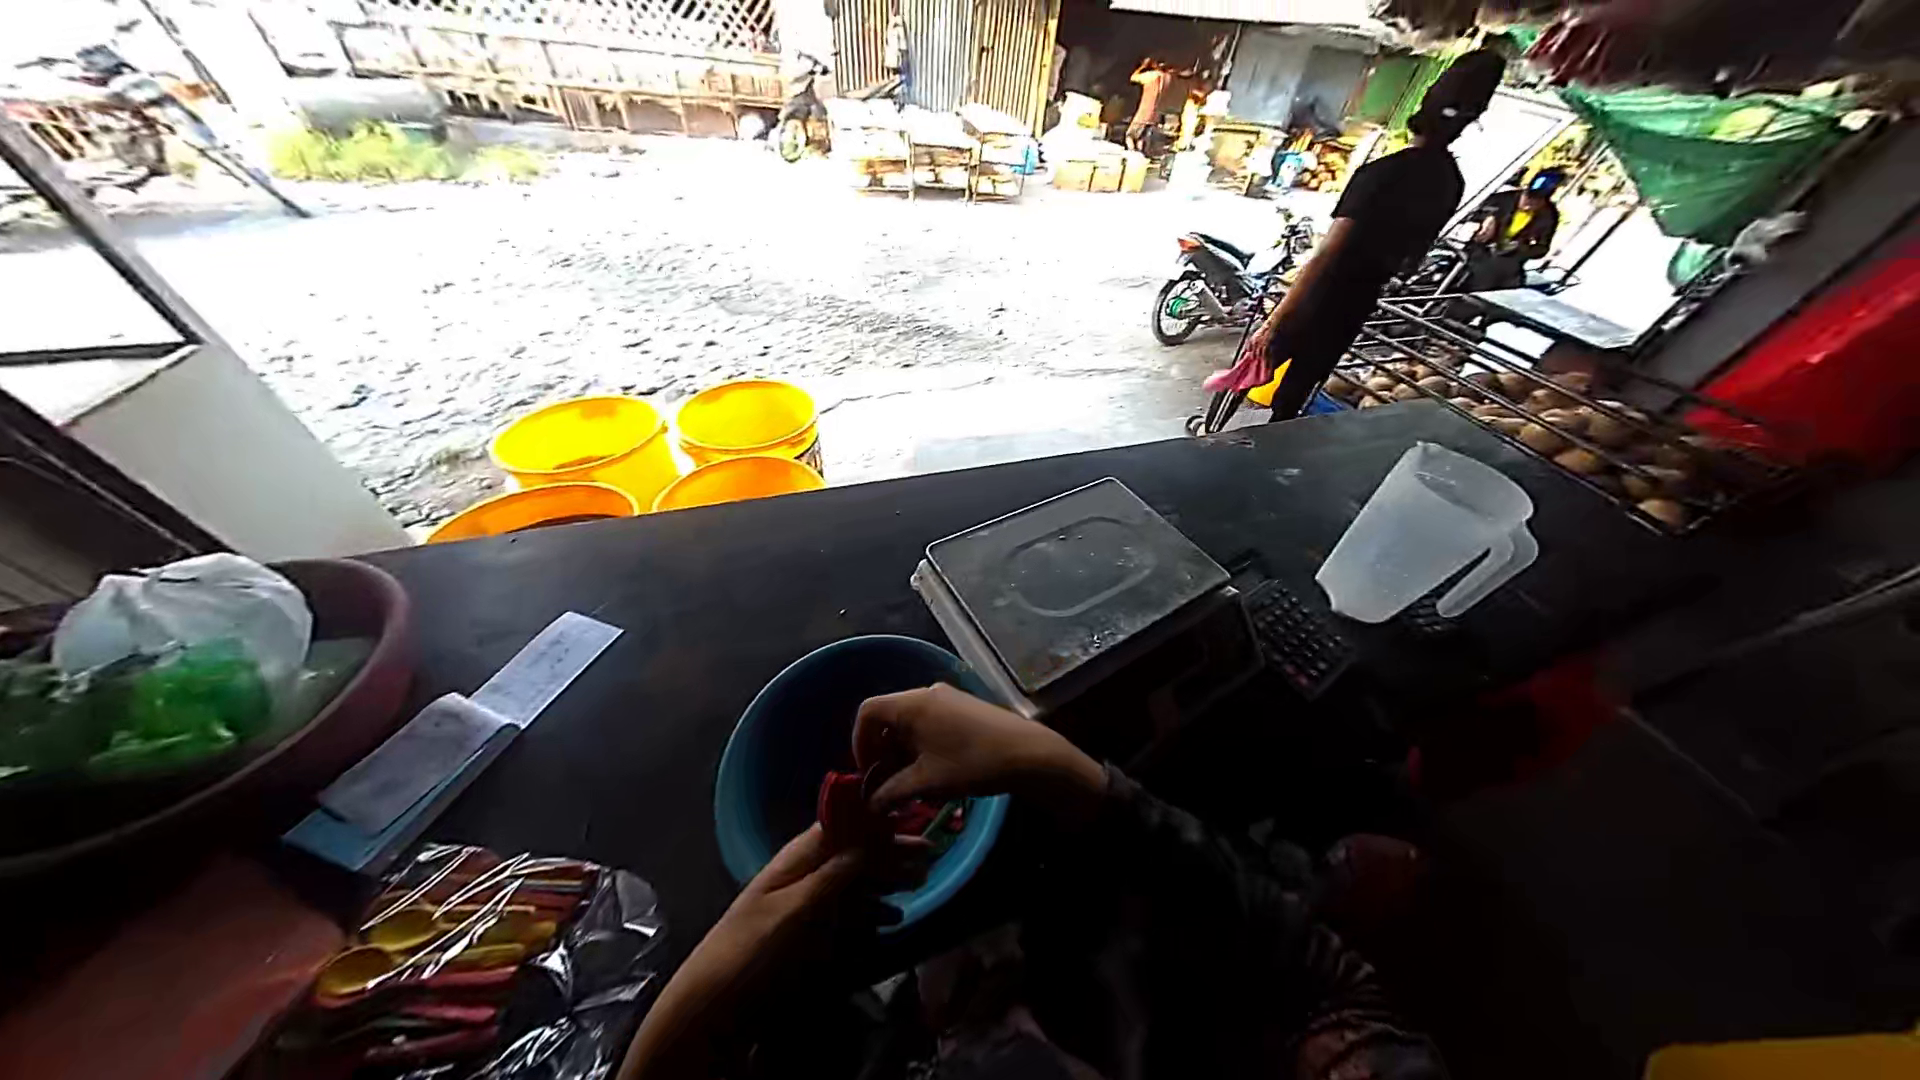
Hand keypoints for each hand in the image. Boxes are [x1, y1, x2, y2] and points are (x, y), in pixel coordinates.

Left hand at [620, 825, 925, 1078]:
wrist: (712, 1005)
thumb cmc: (749, 948)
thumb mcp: (793, 909)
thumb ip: (833, 875)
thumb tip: (869, 837)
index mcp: (798, 856)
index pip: (843, 825)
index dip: (876, 819)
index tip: (910, 818)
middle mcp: (807, 872)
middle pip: (856, 852)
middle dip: (891, 850)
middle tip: (929, 853)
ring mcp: (809, 901)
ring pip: (857, 880)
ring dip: (888, 877)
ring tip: (921, 880)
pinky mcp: (811, 930)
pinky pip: (850, 910)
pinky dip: (874, 909)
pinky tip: (894, 916)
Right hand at [853, 684, 1106, 821]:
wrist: (1028, 754)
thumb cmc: (972, 763)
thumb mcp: (926, 783)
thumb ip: (891, 792)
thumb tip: (870, 804)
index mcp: (912, 703)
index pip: (867, 712)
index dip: (859, 742)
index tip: (867, 772)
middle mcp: (927, 693)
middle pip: (888, 717)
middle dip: (881, 752)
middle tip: (886, 785)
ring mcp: (948, 698)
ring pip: (909, 722)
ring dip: (902, 752)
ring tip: (909, 785)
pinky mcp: (963, 708)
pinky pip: (929, 722)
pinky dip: (921, 746)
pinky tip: (933, 773)